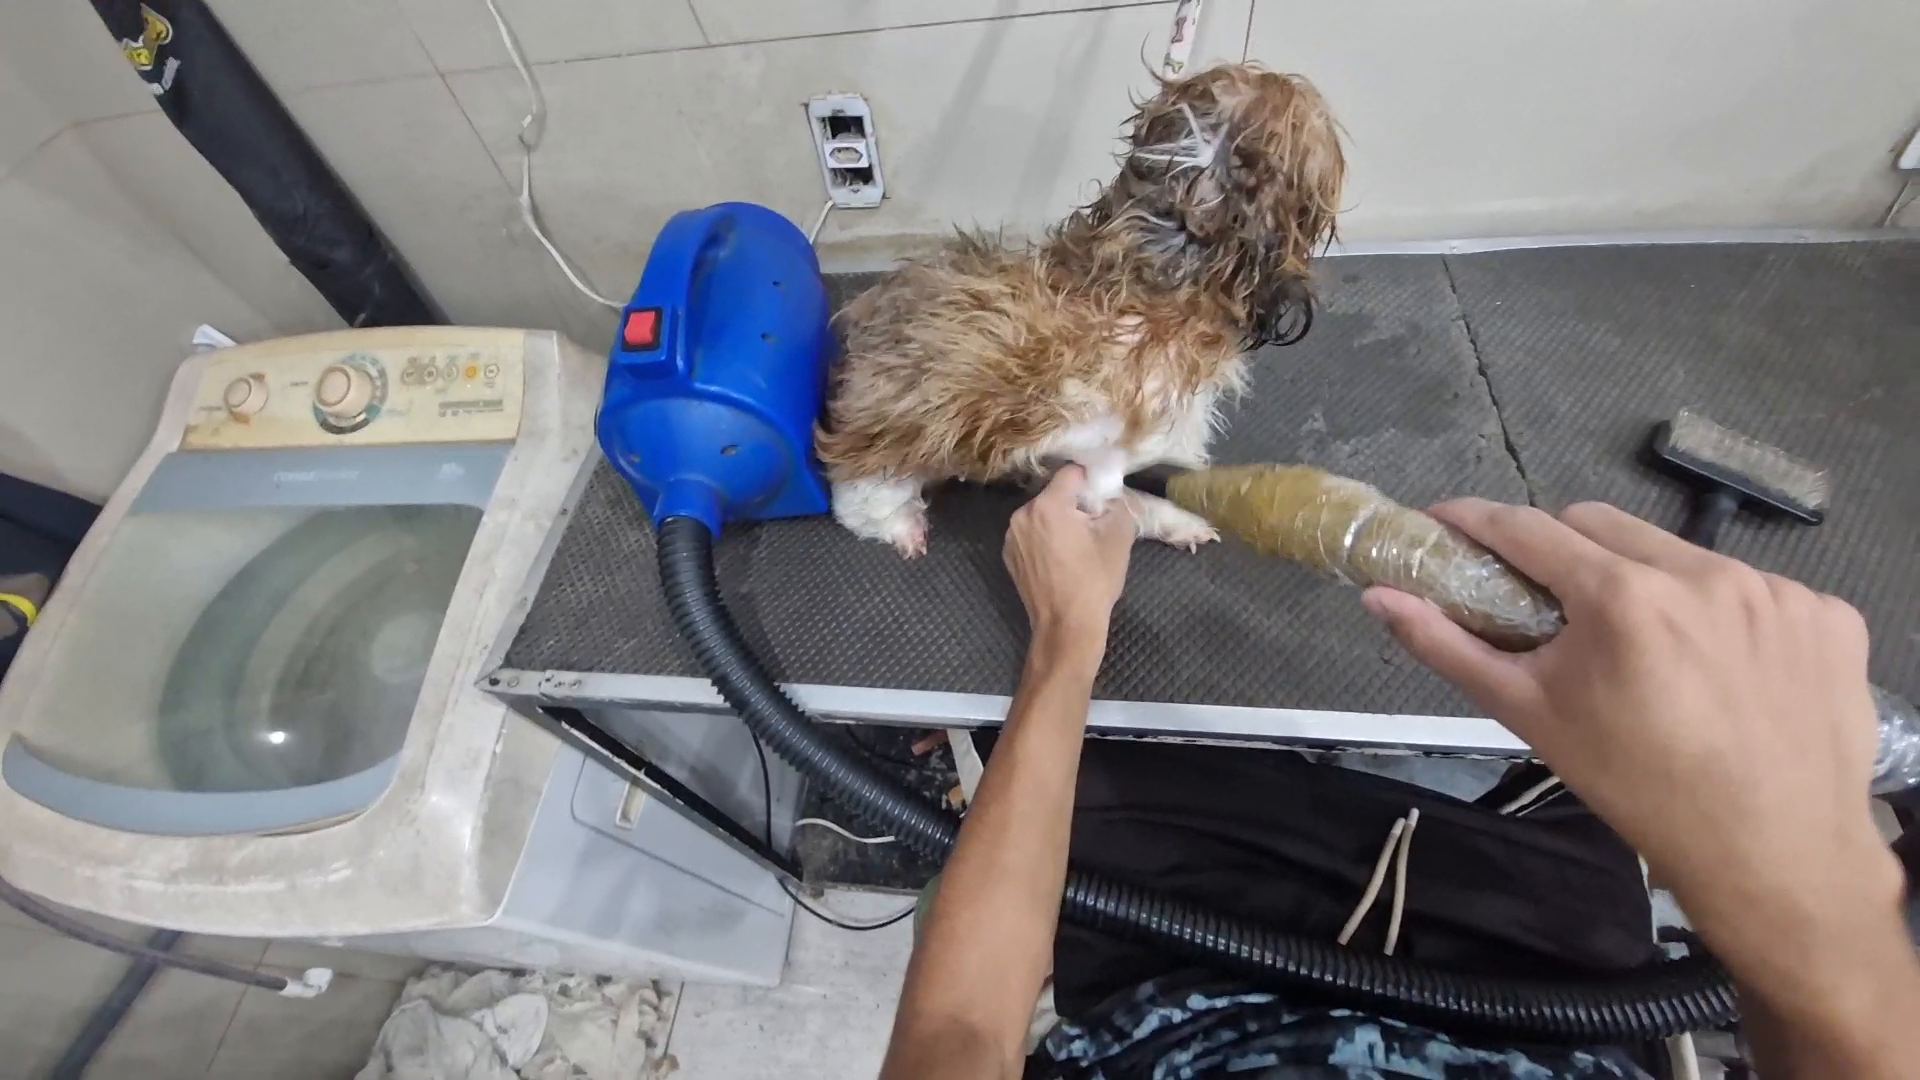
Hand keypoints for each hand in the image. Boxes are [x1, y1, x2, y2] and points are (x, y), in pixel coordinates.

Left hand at [1004, 466, 1134, 651]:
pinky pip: (1031, 534)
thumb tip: (1112, 493)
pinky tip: (1060, 559)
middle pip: (1054, 494)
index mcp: (1047, 505)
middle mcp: (1022, 515)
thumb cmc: (1094, 580)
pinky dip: (1045, 538)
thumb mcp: (1118, 537)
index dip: (1092, 479)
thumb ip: (1118, 504)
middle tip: (1094, 523)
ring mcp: (1011, 536)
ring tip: (1077, 545)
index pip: (1071, 472)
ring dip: (1059, 521)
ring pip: (1042, 514)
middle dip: (1075, 503)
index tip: (1105, 493)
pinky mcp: (1009, 555)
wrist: (1066, 625)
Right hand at [1360, 500, 1899, 999]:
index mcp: (1622, 597)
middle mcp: (1705, 575)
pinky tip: (1699, 652)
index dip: (1475, 518)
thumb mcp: (1520, 707)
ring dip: (1627, 571)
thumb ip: (1442, 643)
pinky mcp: (1827, 614)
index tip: (1442, 519)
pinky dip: (1701, 600)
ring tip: (1623, 632)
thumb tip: (1376, 597)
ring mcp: (1777, 592)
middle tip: (1535, 594)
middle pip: (1596, 522)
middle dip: (1552, 545)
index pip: (1527, 527)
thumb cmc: (1626, 777)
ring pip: (1668, 547)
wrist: (1771, 852)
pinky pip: (1738, 579)